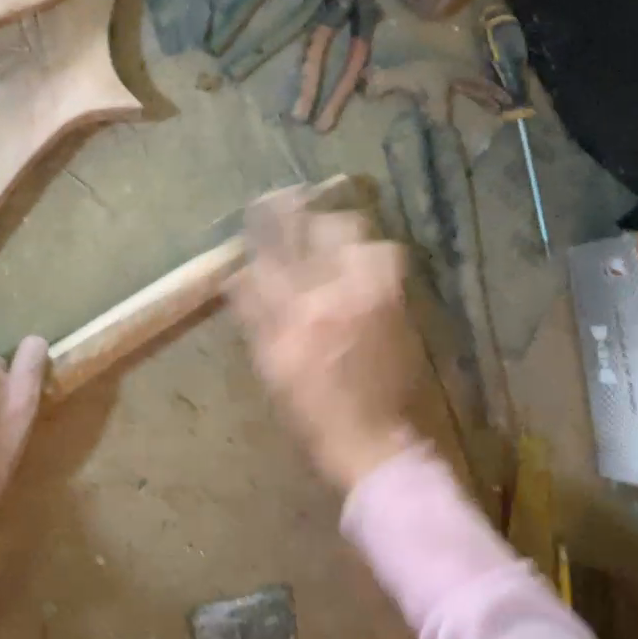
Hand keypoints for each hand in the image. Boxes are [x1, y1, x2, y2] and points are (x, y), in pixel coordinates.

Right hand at [226, 190, 418, 489]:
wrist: (370, 439)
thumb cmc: (311, 407)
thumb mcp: (271, 362)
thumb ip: (254, 311)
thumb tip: (236, 273)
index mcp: (301, 310)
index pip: (279, 247)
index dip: (270, 216)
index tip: (264, 199)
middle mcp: (341, 294)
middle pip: (329, 230)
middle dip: (315, 215)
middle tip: (304, 213)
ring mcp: (377, 297)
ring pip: (364, 241)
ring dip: (347, 235)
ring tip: (335, 242)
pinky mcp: (401, 306)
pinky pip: (388, 263)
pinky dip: (372, 256)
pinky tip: (361, 267)